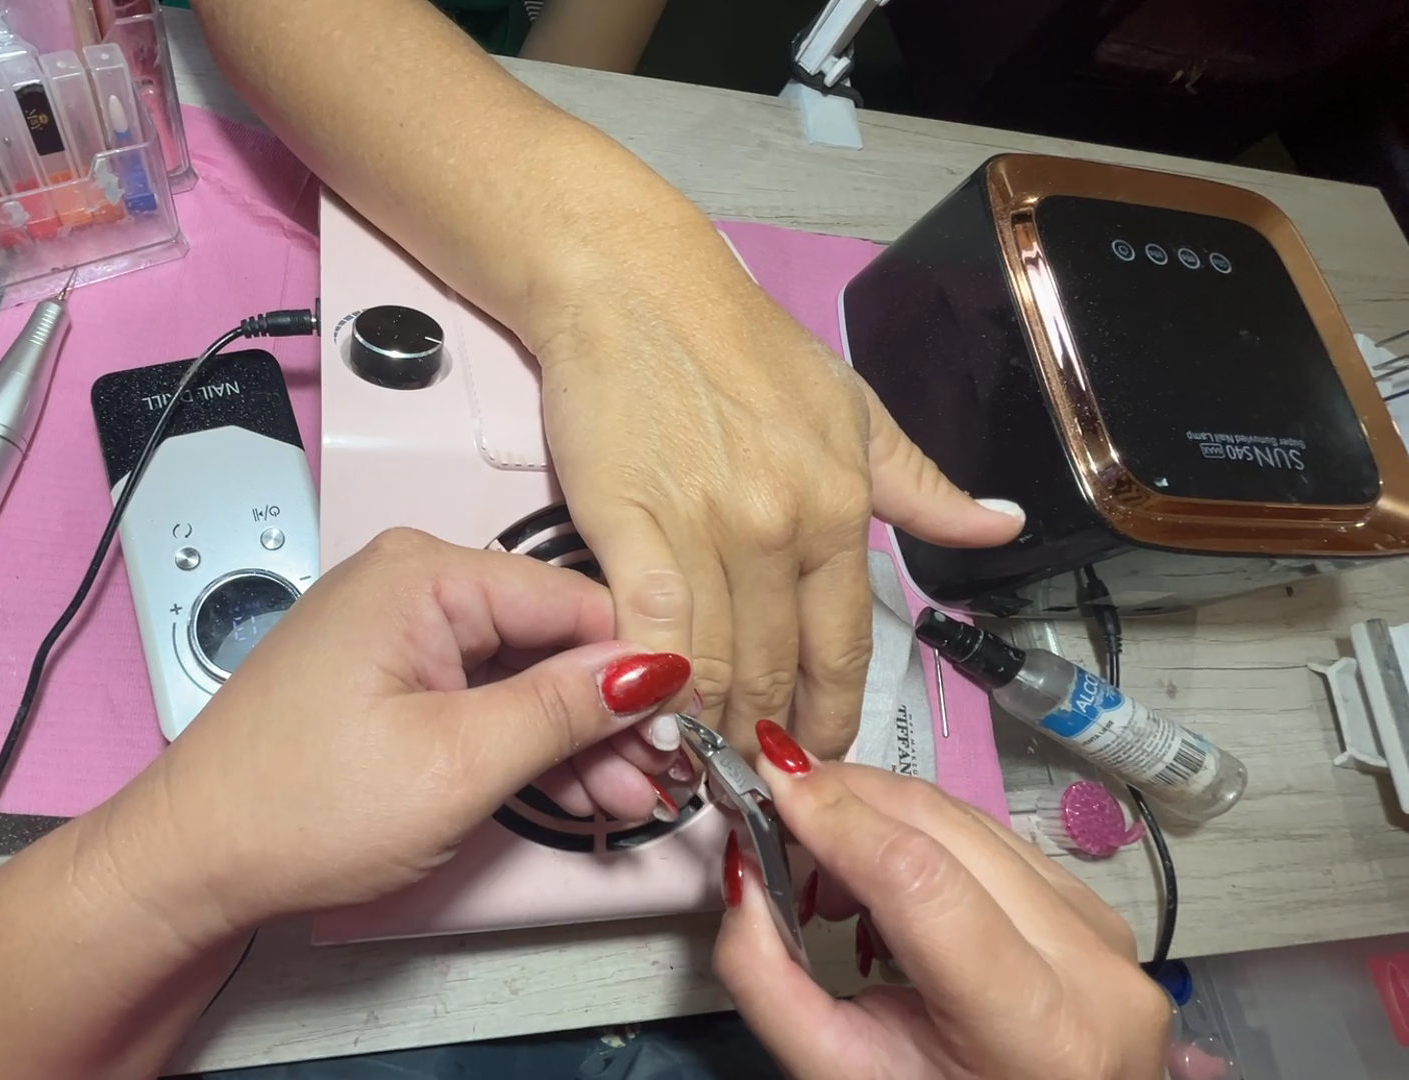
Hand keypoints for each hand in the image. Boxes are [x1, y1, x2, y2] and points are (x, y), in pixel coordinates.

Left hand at [108, 529, 692, 929]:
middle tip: (661, 771)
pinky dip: (521, 738)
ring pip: (517, 672)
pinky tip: (572, 784)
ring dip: (570, 735)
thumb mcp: (457, 761)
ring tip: (627, 795)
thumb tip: (648, 668)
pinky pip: (478, 692)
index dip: (636, 661)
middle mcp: (411, 584)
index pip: (569, 597)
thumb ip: (561, 707)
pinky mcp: (391, 672)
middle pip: (544, 636)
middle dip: (605, 710)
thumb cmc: (302, 806)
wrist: (195, 859)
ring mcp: (399, 629)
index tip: (683, 718)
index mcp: (424, 575)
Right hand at [531, 228, 1022, 759]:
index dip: (827, 717)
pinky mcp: (628, 520)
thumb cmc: (731, 342)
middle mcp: (781, 526)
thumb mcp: (848, 400)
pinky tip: (648, 715)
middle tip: (748, 780)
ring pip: (715, 659)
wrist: (633, 290)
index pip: (842, 648)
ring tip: (700, 764)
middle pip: (775, 668)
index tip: (810, 757)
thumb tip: (996, 525)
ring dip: (709, 723)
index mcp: (838, 504)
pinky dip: (653, 678)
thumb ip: (914, 478)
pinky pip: (651, 623)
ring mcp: (705, 526)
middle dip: (763, 737)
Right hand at [713, 720, 1169, 1078]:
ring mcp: (1101, 928)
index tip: (767, 779)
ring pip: (957, 812)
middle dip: (839, 793)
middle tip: (772, 803)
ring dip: (867, 804)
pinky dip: (904, 821)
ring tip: (818, 853)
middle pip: (940, 826)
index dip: (835, 817)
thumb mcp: (828, 1070)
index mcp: (1037, 1031)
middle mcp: (1089, 966)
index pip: (920, 880)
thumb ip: (761, 973)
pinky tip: (870, 861)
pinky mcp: (1089, 903)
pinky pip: (978, 826)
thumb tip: (744, 866)